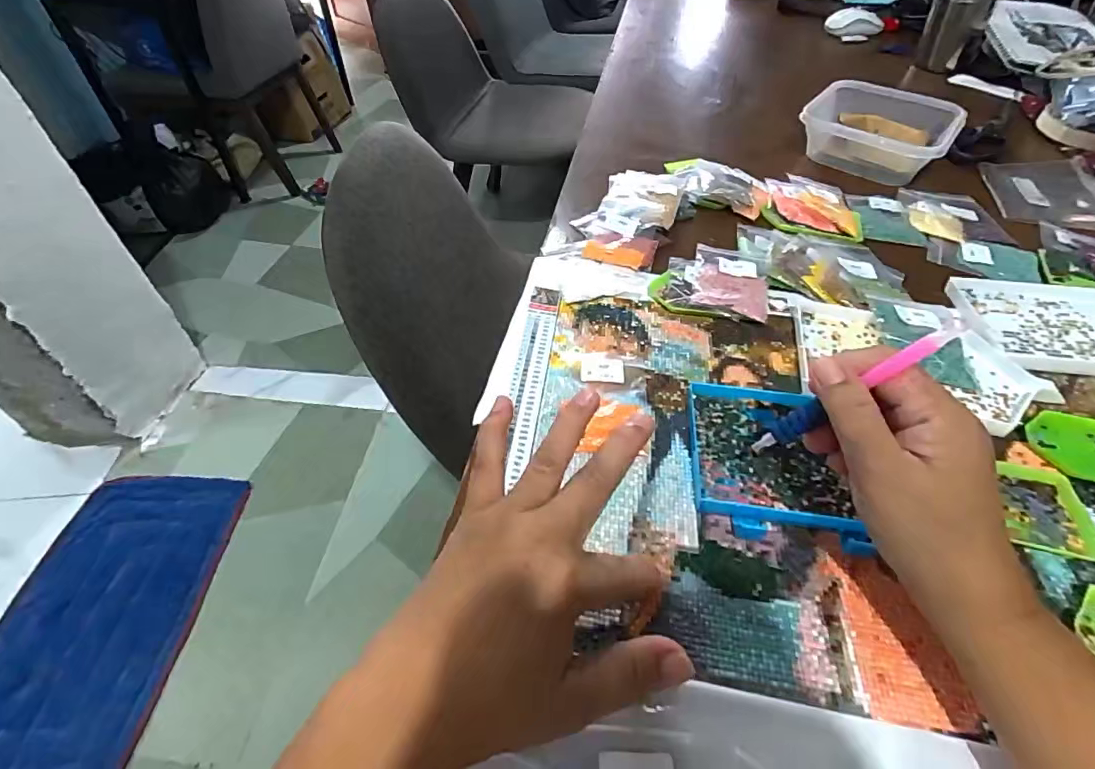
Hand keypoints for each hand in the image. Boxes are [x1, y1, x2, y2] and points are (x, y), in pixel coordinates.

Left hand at [278, 388, 694, 768]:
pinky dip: (492, 431)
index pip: (628, 576)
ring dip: (567, 425)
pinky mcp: (472, 516)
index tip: (658, 585)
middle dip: (622, 452)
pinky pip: (485, 465)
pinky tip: (500, 403)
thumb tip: (683, 658)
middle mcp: (539, 536)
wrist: (411, 690)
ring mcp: (502, 519)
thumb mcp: (566, 701)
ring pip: (544, 462)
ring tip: (587, 393)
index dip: (648, 582)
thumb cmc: (491, 700)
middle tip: (644, 417)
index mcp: (567, 584)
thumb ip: (626, 674)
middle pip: (592, 486)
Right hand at [800, 349, 1037, 636]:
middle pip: (883, 389)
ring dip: (845, 426)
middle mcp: (945, 421)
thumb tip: (822, 362)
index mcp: (941, 413)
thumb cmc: (921, 531)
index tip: (807, 394)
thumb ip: (849, 409)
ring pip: (881, 415)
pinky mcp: (931, 468)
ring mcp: (940, 446)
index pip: (887, 365)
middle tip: (807, 430)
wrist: (968, 603)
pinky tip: (843, 468)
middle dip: (840, 403)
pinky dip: (861, 447)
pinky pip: (889, 440)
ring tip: (819, 452)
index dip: (844, 370)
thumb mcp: (876, 465)